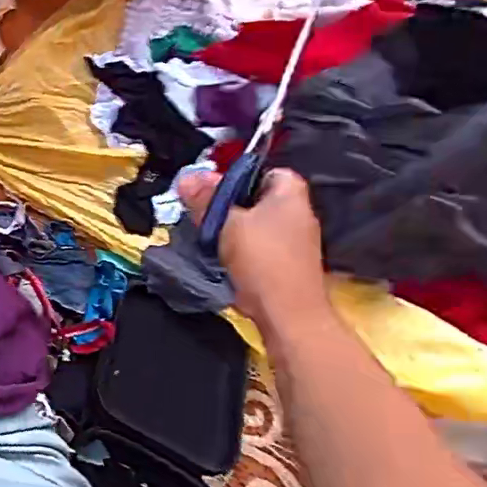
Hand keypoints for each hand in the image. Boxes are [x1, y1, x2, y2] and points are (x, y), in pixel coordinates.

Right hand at [179, 168, 330, 325]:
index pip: (265, 171)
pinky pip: (259, 251)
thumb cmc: (263, 261)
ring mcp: (295, 243)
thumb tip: (187, 177)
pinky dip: (241, 254)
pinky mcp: (287, 267)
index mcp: (291, 193)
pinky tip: (223, 262)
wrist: (288, 315)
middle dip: (229, 207)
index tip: (212, 191)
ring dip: (232, 233)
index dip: (238, 177)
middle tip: (203, 215)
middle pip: (256, 200)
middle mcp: (299, 214)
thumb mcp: (227, 224)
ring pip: (255, 227)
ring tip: (208, 240)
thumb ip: (207, 200)